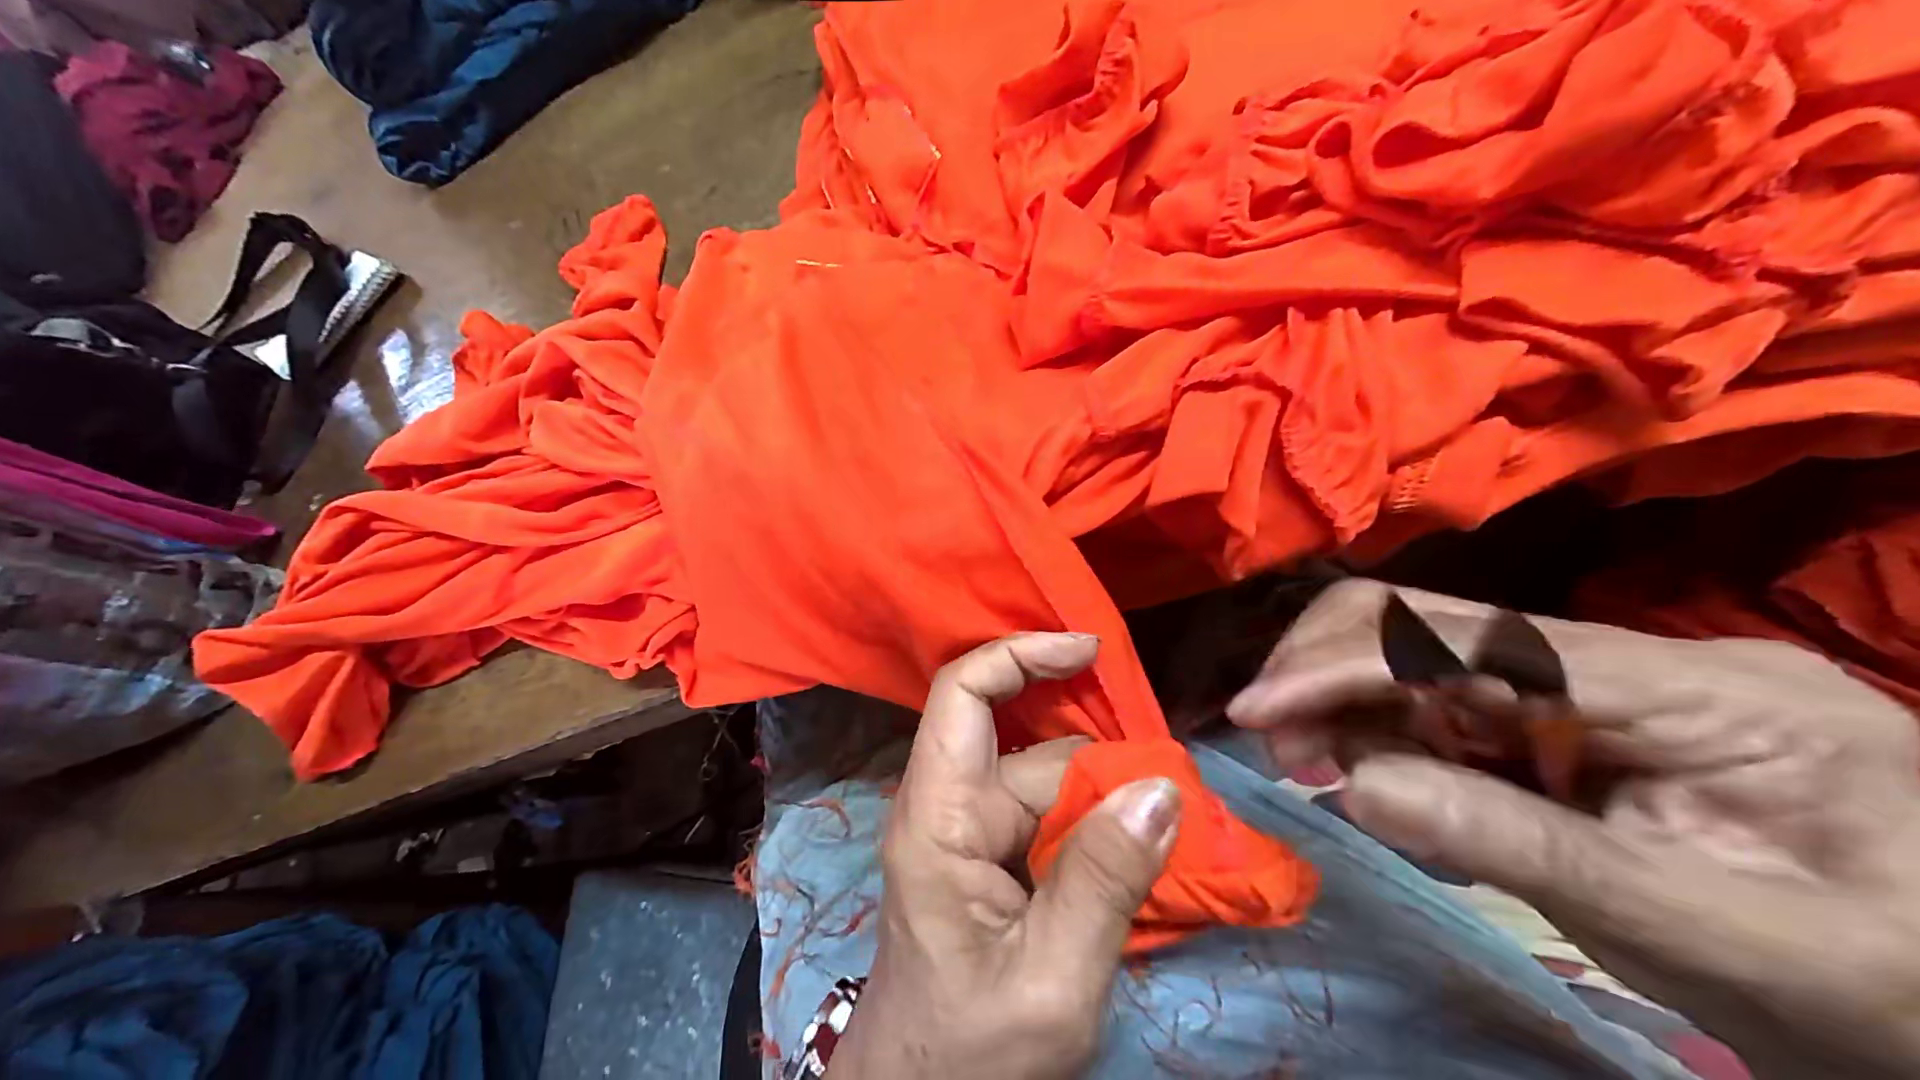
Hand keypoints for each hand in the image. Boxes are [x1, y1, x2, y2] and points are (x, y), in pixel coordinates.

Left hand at [827, 632, 1182, 1079]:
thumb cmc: (970, 1053)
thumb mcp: (1051, 979)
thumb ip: (1103, 880)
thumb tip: (1161, 787)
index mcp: (938, 817)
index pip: (963, 695)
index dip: (1020, 655)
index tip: (1090, 650)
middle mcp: (950, 807)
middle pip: (1028, 744)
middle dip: (1101, 753)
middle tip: (1175, 780)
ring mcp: (971, 834)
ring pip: (1050, 784)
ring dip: (1109, 798)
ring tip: (1177, 827)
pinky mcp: (992, 860)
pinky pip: (1052, 820)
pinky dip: (1098, 827)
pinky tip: (1145, 849)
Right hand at [1227, 580, 1919, 1079]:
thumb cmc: (1899, 994)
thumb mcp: (1719, 938)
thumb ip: (1529, 848)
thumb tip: (1354, 786)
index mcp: (1699, 689)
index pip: (1484, 642)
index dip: (1353, 664)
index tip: (1258, 709)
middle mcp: (1631, 663)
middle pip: (1442, 621)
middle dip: (1333, 667)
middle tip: (1271, 734)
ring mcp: (1597, 691)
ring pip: (1430, 658)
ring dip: (1347, 699)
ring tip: (1302, 756)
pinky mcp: (1570, 729)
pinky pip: (1451, 710)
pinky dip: (1387, 733)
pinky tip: (1360, 766)